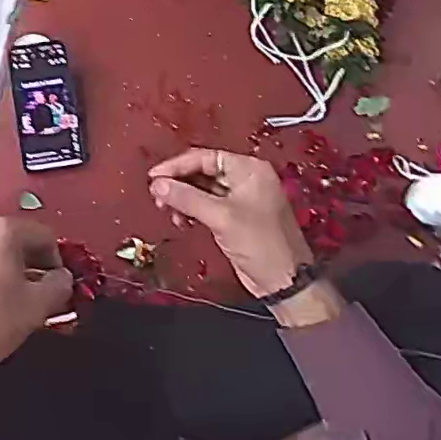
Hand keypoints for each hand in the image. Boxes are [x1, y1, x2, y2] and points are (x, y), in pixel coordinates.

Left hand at [0, 217, 71, 389]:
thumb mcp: (38, 306)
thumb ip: (61, 285)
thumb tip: (62, 279)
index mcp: (4, 230)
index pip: (46, 237)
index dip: (58, 263)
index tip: (58, 287)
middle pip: (19, 243)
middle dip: (33, 267)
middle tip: (41, 297)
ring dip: (7, 272)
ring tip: (12, 303)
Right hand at [149, 148, 314, 298]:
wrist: (285, 282)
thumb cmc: (263, 245)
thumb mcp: (222, 217)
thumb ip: (188, 198)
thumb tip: (158, 184)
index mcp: (249, 169)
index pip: (205, 157)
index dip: (177, 166)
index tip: (154, 176)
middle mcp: (246, 179)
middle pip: (203, 171)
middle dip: (178, 182)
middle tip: (157, 195)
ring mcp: (241, 198)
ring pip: (203, 189)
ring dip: (183, 198)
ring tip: (166, 209)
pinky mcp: (235, 217)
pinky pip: (207, 205)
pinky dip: (192, 210)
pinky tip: (181, 220)